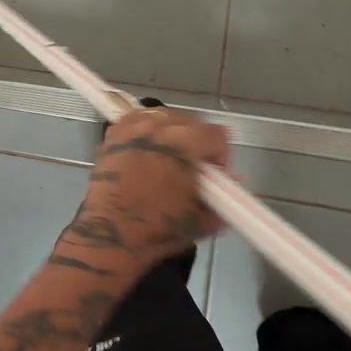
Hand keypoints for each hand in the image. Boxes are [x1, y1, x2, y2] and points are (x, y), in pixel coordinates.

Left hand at [52, 107, 227, 272]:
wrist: (112, 233)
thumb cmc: (160, 228)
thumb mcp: (203, 219)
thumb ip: (226, 197)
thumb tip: (237, 180)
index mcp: (184, 145)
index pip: (216, 134)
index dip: (221, 154)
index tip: (216, 173)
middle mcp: (158, 128)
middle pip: (190, 122)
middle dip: (198, 142)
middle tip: (194, 168)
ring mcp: (132, 128)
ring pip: (162, 116)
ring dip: (172, 132)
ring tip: (169, 157)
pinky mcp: (112, 135)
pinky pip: (135, 119)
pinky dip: (145, 129)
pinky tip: (146, 148)